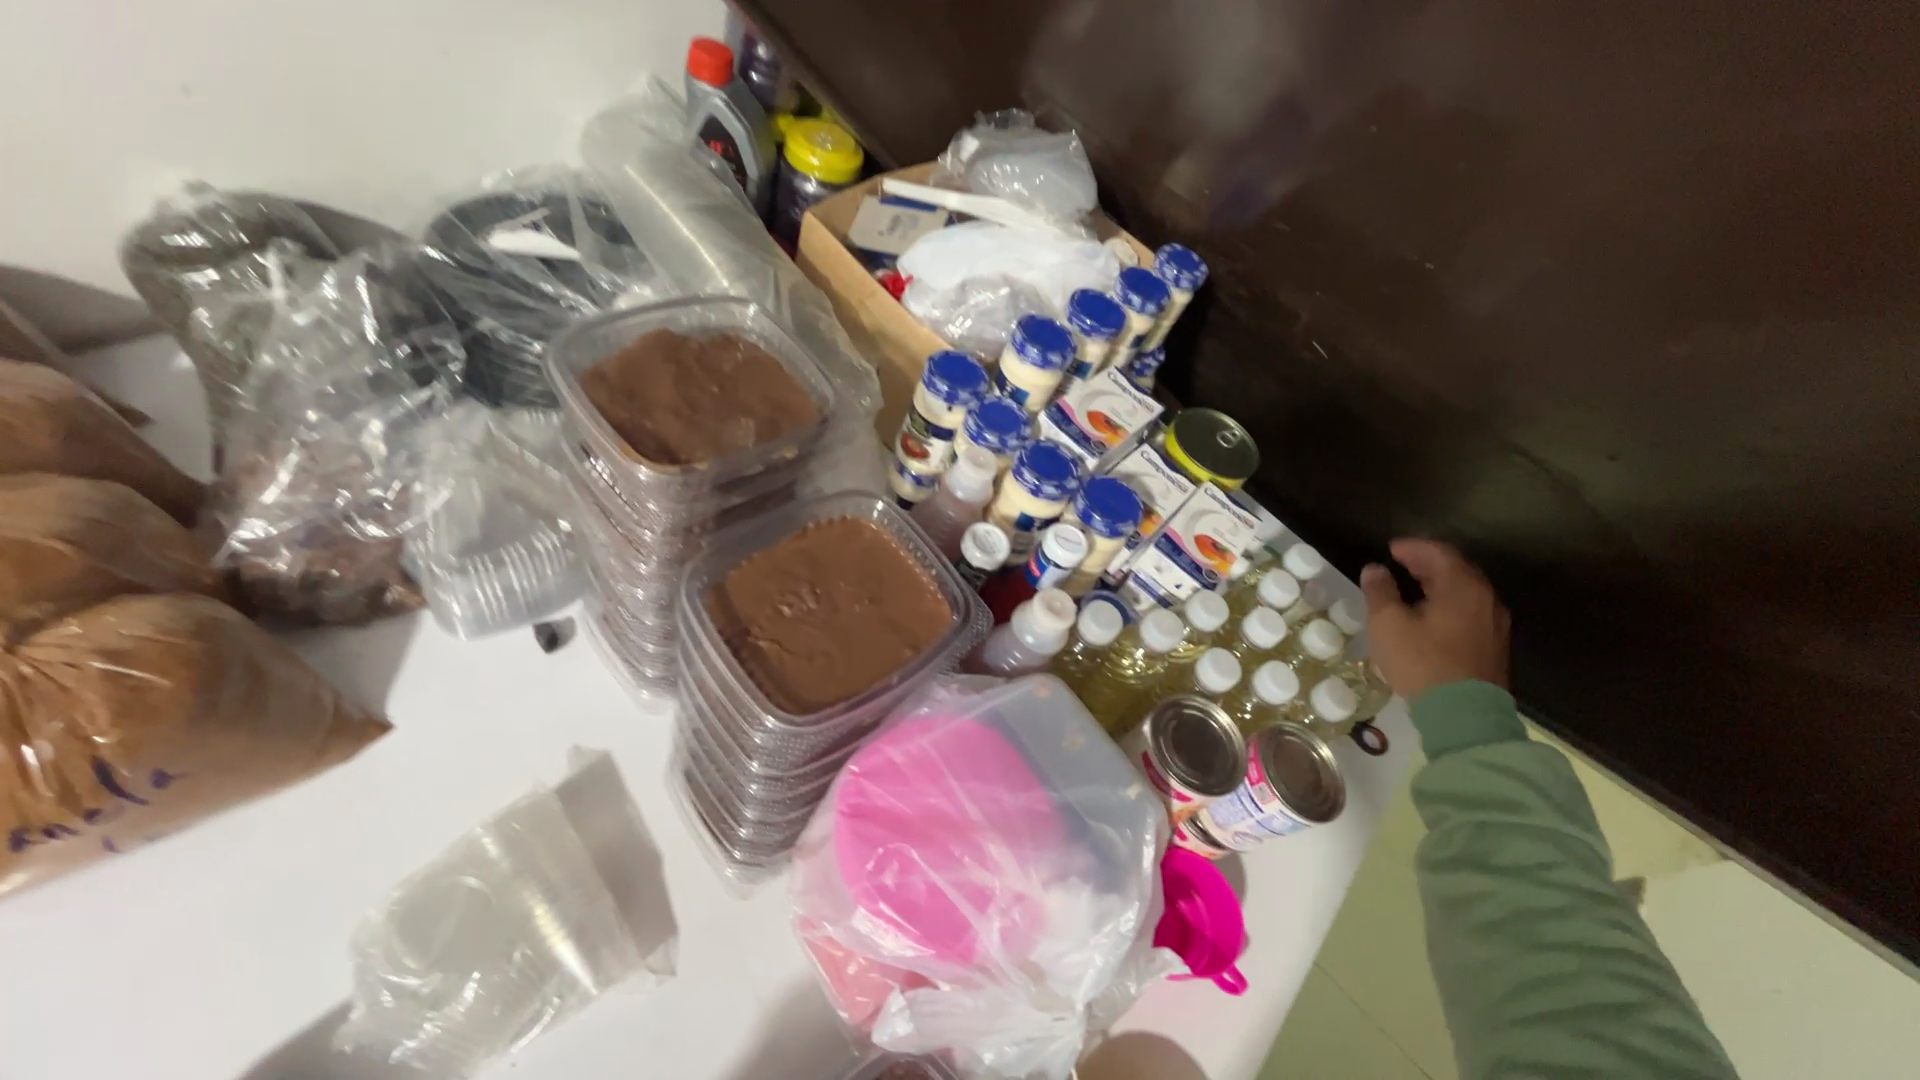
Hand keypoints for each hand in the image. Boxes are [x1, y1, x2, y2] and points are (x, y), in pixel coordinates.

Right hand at [1360, 538, 1509, 700]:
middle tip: (1402, 563)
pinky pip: (1469, 610)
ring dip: (1439, 583)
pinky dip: (1449, 602)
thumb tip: (1375, 569)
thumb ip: (1380, 592)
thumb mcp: (1388, 624)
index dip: (1413, 547)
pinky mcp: (1493, 645)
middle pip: (1457, 569)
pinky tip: (1431, 613)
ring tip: (1413, 586)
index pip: (1439, 553)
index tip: (1391, 548)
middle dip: (1428, 562)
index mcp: (1462, 587)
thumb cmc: (1422, 662)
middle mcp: (1485, 599)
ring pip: (1465, 591)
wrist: (1464, 714)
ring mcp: (1494, 623)